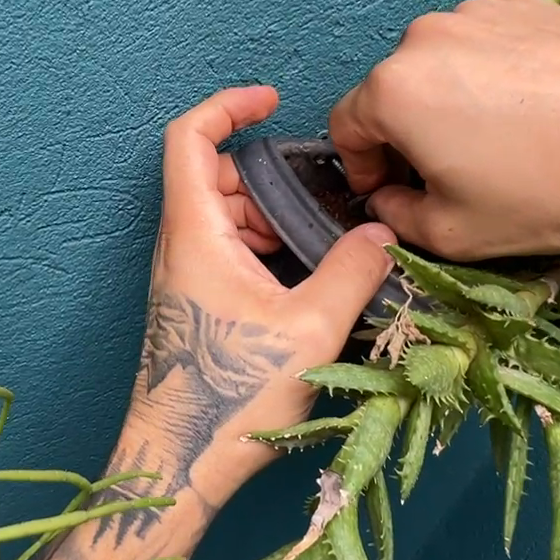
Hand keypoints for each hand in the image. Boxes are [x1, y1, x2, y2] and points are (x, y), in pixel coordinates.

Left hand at [130, 85, 395, 500]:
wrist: (178, 458)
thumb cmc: (231, 395)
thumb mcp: (309, 328)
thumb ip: (353, 271)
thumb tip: (381, 231)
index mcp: (194, 231)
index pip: (190, 137)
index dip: (228, 105)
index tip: (272, 101)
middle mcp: (181, 242)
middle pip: (213, 173)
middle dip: (265, 174)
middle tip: (317, 198)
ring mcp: (184, 271)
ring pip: (222, 212)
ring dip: (266, 213)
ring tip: (315, 242)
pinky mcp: (194, 298)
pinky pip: (225, 246)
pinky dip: (260, 243)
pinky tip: (299, 276)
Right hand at [327, 0, 559, 259]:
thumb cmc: (549, 192)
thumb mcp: (452, 233)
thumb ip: (396, 215)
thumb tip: (389, 195)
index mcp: (393, 88)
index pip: (345, 126)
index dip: (361, 166)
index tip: (391, 190)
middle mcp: (425, 36)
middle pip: (392, 92)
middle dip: (408, 135)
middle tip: (451, 175)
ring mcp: (480, 12)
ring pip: (439, 66)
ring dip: (449, 103)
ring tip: (503, 141)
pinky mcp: (529, 3)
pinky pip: (486, 45)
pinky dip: (492, 77)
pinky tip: (538, 110)